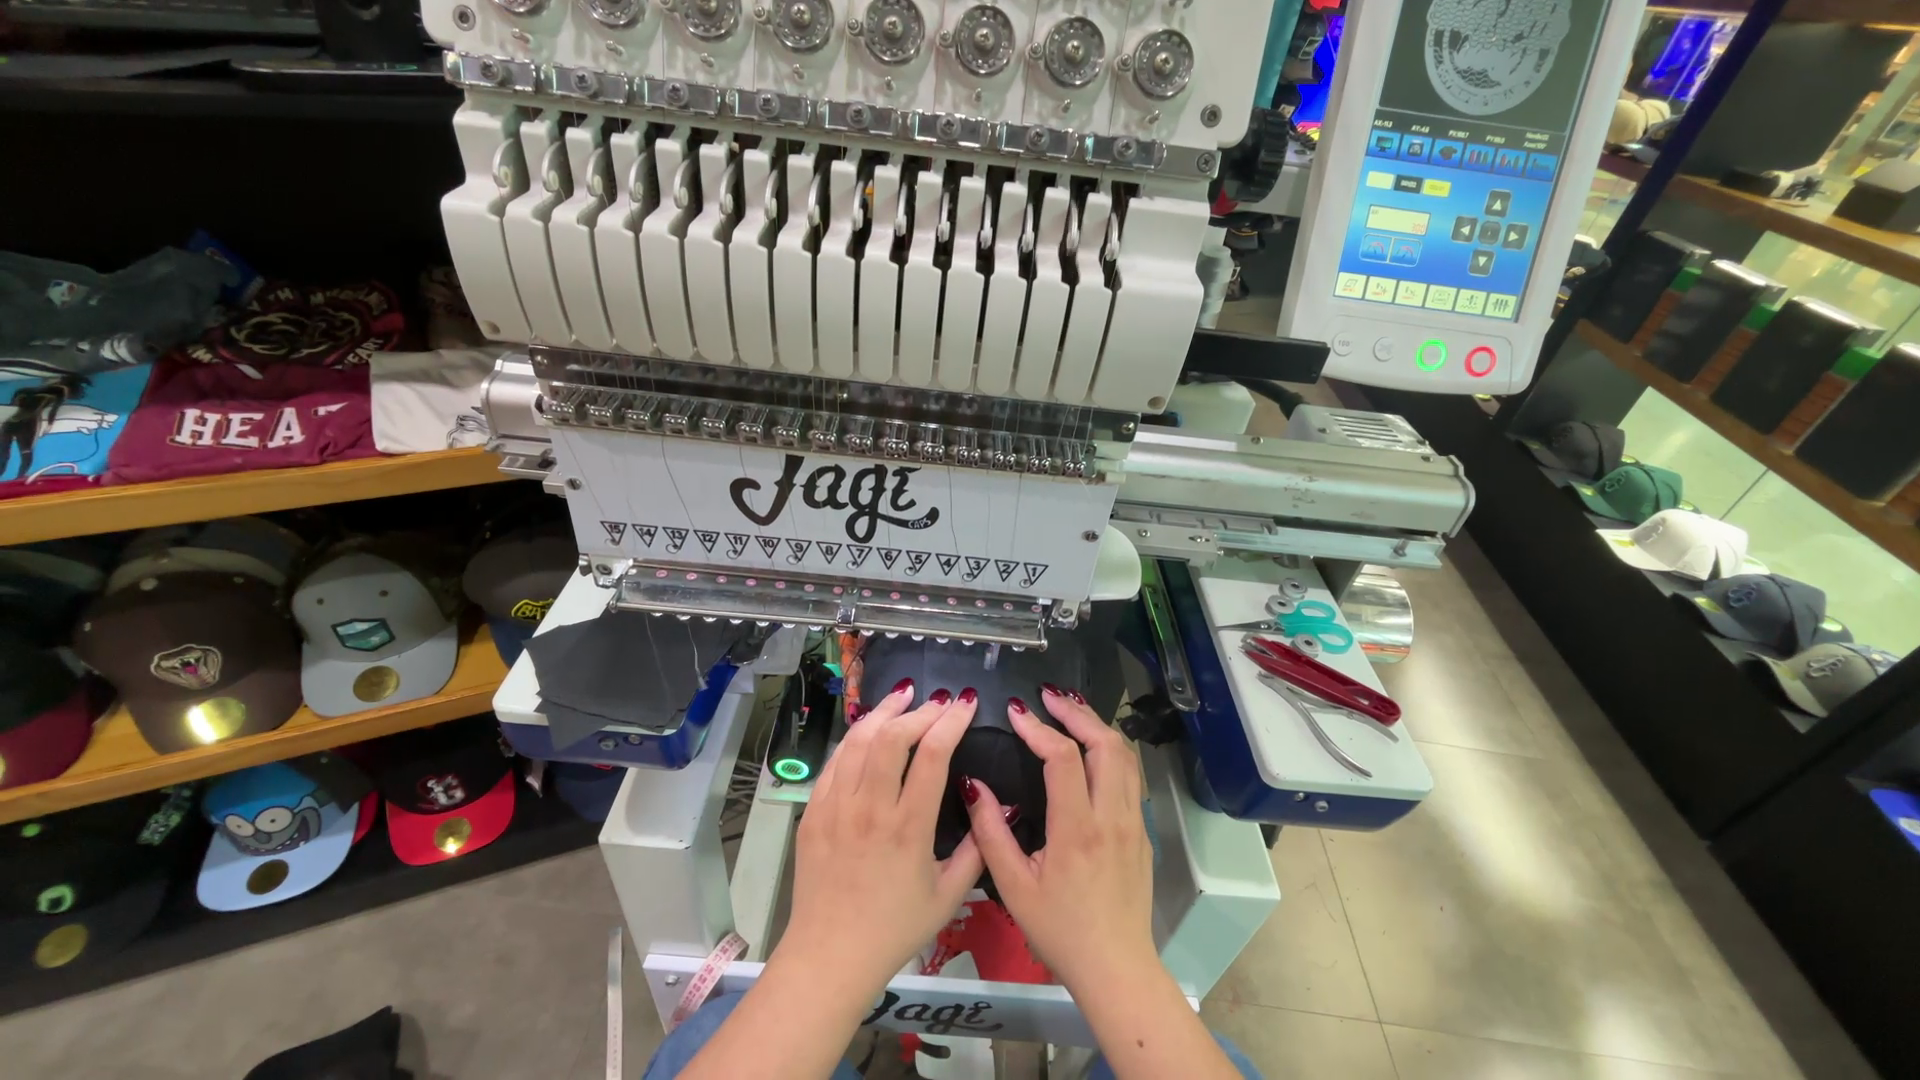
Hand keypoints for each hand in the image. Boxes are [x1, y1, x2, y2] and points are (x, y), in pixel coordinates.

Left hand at [774, 679, 984, 992]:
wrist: (830, 954)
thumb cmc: (895, 928)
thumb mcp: (949, 897)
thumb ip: (976, 851)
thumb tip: (996, 809)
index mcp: (908, 827)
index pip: (933, 755)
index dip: (951, 721)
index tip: (965, 703)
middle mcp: (870, 808)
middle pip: (892, 737)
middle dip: (919, 710)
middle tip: (937, 699)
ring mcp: (836, 807)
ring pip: (858, 741)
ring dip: (883, 713)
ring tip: (902, 696)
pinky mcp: (813, 812)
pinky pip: (834, 762)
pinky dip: (854, 739)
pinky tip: (867, 731)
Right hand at [961, 686, 1157, 990]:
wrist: (1116, 966)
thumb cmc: (1059, 930)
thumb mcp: (1014, 887)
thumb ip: (991, 833)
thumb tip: (972, 785)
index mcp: (1077, 829)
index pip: (1063, 758)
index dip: (1039, 728)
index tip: (1016, 712)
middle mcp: (1111, 817)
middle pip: (1106, 744)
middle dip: (1077, 713)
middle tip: (1048, 697)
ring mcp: (1133, 823)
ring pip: (1126, 756)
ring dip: (1099, 726)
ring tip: (1070, 711)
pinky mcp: (1142, 833)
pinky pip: (1131, 777)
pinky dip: (1111, 750)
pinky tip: (1092, 749)